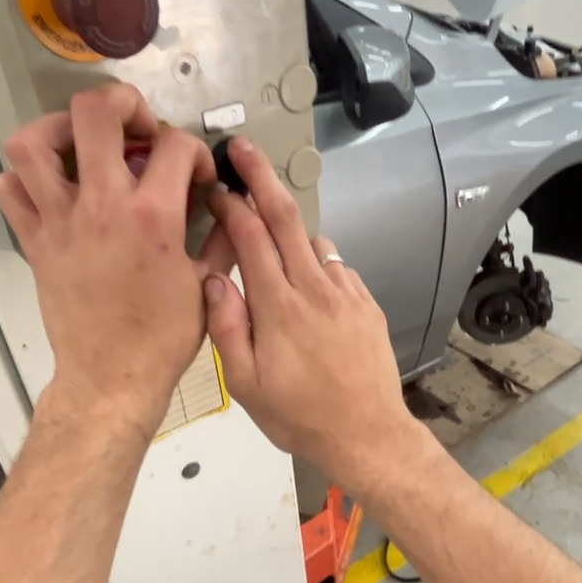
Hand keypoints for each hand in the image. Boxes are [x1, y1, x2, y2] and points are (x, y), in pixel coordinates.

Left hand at [0, 83, 228, 436]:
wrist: (113, 376)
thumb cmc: (164, 337)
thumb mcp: (206, 283)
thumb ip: (220, 235)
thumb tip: (226, 203)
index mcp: (152, 218)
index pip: (175, 145)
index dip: (193, 150)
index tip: (196, 174)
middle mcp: (102, 207)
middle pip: (95, 113)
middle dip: (122, 104)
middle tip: (136, 127)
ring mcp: (60, 222)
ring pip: (33, 142)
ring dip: (59, 130)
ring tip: (83, 145)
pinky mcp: (35, 241)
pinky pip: (8, 190)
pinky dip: (24, 180)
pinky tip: (54, 190)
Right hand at [202, 137, 427, 491]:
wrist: (367, 434)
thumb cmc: (299, 416)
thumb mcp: (246, 384)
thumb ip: (226, 327)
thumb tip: (214, 279)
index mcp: (278, 306)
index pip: (250, 236)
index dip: (230, 204)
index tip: (215, 187)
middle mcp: (315, 288)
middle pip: (285, 218)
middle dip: (262, 177)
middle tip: (244, 148)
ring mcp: (346, 294)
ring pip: (314, 241)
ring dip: (290, 227)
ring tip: (271, 231)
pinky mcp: (366, 305)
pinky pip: (339, 267)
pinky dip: (319, 261)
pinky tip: (309, 281)